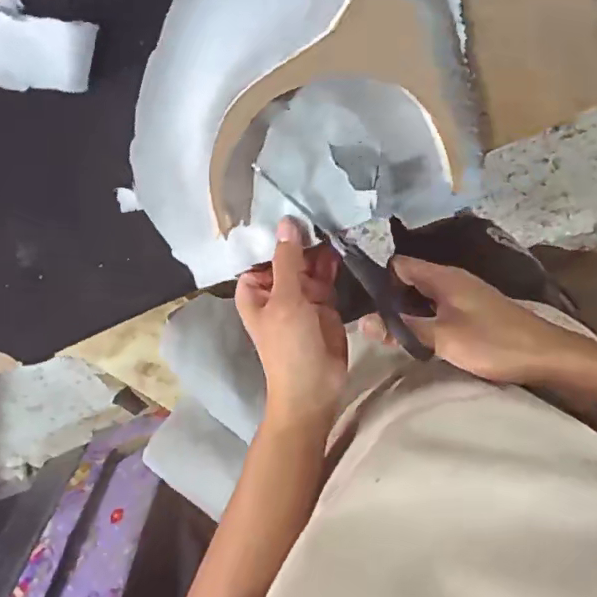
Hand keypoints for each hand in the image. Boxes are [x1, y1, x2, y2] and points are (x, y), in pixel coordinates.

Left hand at [236, 218, 347, 420]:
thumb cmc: (288, 346)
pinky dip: (333, 265)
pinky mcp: (324, 305)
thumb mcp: (285, 300)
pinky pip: (326, 278)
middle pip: (288, 258)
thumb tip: (286, 223)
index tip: (293, 207)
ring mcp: (300, 298)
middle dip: (303, 239)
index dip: (276, 235)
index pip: (262, 254)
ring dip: (320, 250)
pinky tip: (343, 243)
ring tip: (336, 222)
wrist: (314, 389)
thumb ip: (287, 260)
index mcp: (254, 290)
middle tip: (323, 207)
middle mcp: (275, 291)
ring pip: (309, 266)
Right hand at [387, 255, 596, 385]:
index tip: (368, 306)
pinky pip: (438, 307)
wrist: (549, 357)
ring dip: (408, 312)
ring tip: (394, 335)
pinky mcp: (475, 311)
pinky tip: (423, 338)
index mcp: (443, 277)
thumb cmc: (493, 343)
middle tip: (376, 326)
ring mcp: (465, 295)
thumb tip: (362, 321)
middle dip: (391, 299)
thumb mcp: (441, 338)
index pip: (398, 265)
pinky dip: (426, 318)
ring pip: (424, 296)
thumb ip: (402, 328)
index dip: (380, 281)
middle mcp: (453, 279)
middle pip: (409, 280)